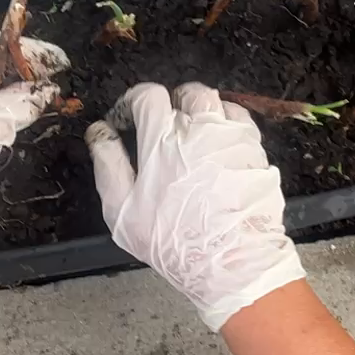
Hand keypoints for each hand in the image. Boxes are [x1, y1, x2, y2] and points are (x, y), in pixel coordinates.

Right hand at [86, 82, 305, 330]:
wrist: (232, 261)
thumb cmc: (172, 241)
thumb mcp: (122, 210)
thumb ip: (108, 164)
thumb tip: (100, 131)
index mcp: (162, 140)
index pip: (147, 95)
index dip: (133, 102)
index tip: (130, 119)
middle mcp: (199, 128)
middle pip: (184, 93)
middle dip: (170, 104)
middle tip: (164, 128)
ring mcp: (231, 136)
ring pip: (214, 102)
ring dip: (200, 110)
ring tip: (193, 134)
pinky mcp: (255, 148)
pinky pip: (239, 120)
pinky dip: (225, 124)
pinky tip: (218, 146)